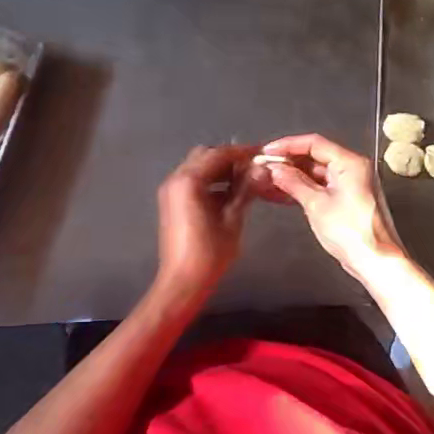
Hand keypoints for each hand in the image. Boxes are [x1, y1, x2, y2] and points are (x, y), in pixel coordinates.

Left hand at [154, 144, 256, 293]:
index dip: (242, 152)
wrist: (182, 280)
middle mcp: (175, 179)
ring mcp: (171, 191)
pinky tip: (230, 193)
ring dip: (219, 170)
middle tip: (253, 167)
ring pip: (197, 168)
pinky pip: (192, 182)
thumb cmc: (209, 252)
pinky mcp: (171, 202)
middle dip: (229, 158)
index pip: (218, 154)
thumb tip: (261, 169)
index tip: (262, 153)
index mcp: (188, 180)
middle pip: (204, 156)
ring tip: (246, 179)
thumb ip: (245, 190)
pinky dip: (209, 182)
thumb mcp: (232, 219)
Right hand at [256, 134, 403, 279]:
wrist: (375, 261)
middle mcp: (352, 169)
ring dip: (292, 175)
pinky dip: (302, 188)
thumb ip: (293, 183)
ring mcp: (349, 184)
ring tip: (268, 179)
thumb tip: (276, 170)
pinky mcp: (345, 199)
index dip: (287, 145)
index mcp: (350, 163)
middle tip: (265, 166)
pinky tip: (282, 192)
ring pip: (315, 172)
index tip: (268, 152)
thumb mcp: (316, 204)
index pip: (314, 143)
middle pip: (315, 156)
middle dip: (288, 161)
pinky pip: (320, 186)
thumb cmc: (352, 233)